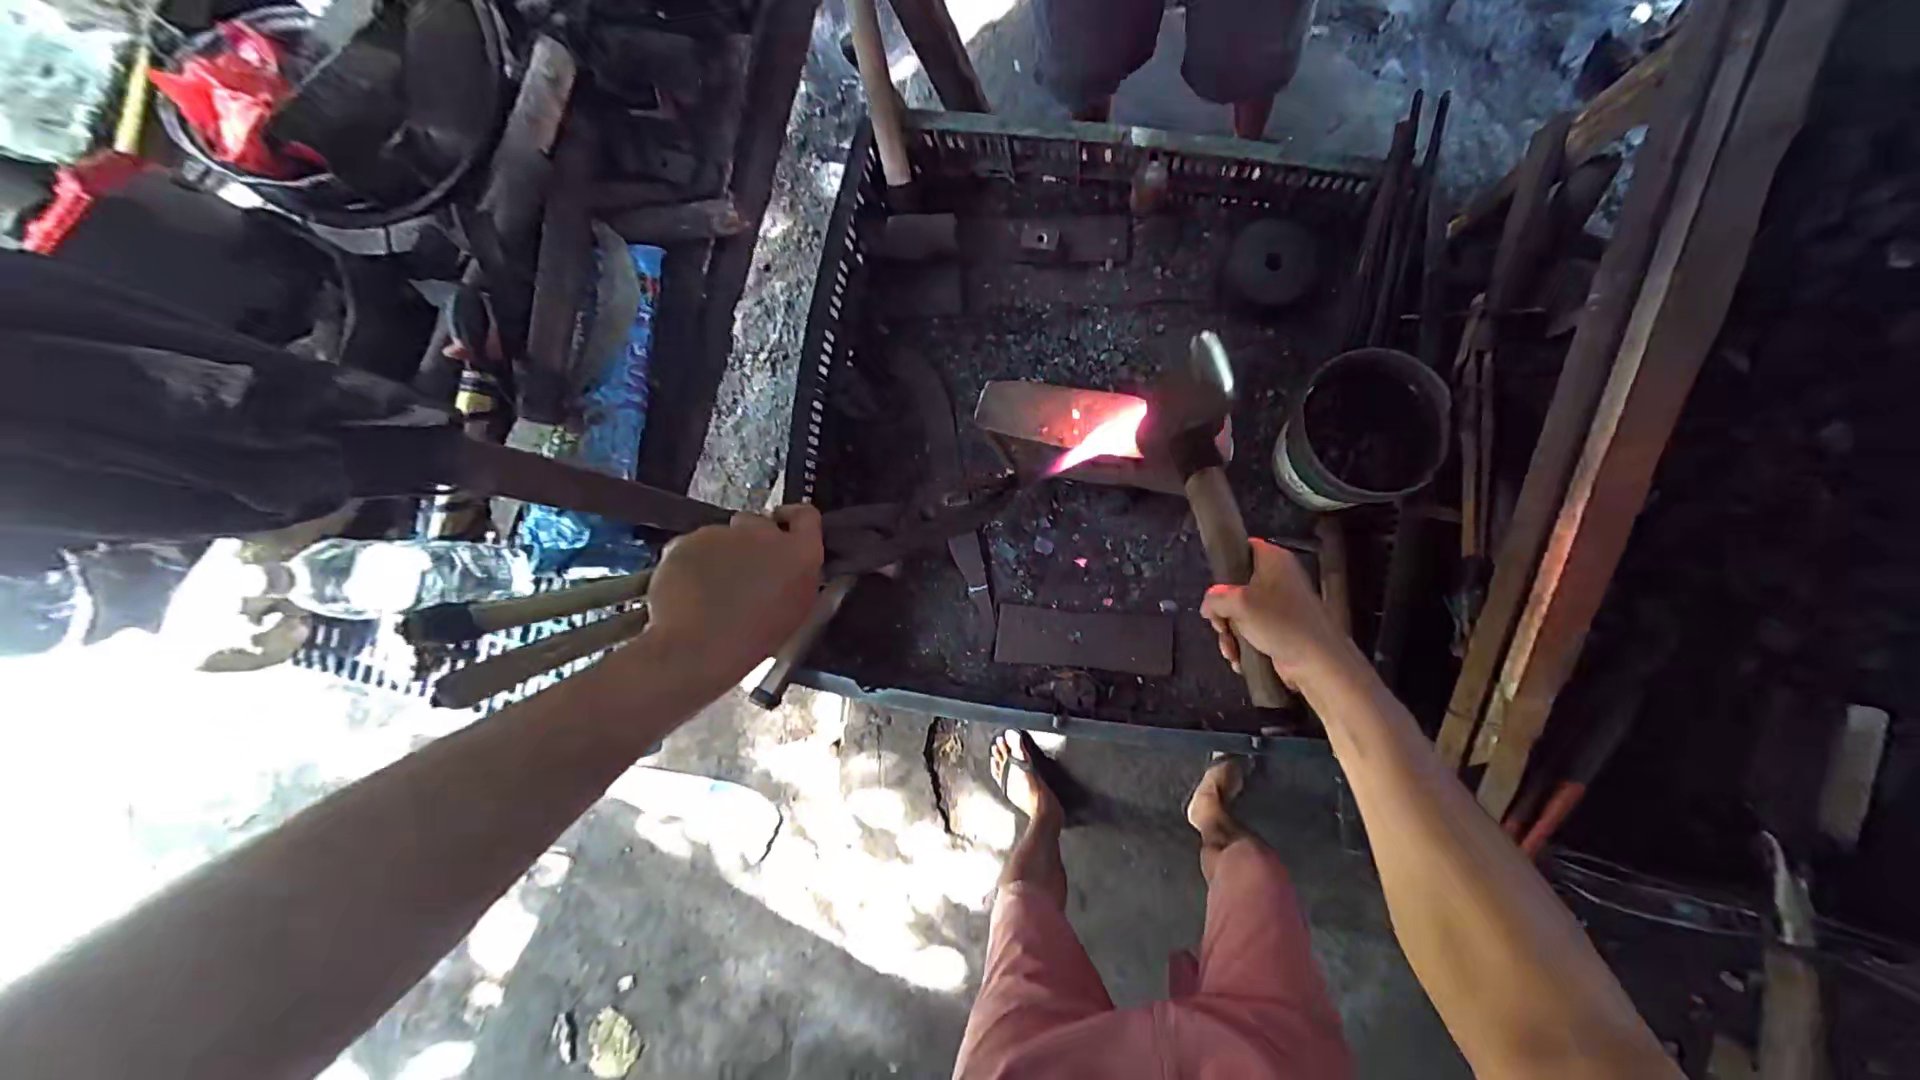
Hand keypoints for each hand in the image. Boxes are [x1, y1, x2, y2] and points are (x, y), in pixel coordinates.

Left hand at [640, 504, 824, 689]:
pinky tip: (689, 592)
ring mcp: (722, 534)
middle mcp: (763, 533)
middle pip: (759, 523)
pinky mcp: (687, 540)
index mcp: (799, 552)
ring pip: (722, 537)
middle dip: (752, 541)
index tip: (786, 531)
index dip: (794, 521)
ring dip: (721, 555)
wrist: (698, 647)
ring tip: (712, 591)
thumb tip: (790, 568)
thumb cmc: (754, 639)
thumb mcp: (797, 612)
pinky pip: (692, 547)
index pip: (807, 516)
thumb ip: (798, 578)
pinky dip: (692, 563)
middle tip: (745, 573)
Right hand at [1199, 538, 1350, 688]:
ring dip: (1229, 633)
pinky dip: (1242, 643)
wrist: (1316, 661)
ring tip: (1232, 650)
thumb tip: (1208, 607)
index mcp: (1273, 560)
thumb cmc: (1280, 622)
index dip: (1225, 563)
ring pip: (1238, 612)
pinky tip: (1240, 657)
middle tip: (1221, 624)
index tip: (1215, 587)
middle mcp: (1277, 577)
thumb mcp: (1238, 603)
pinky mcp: (1279, 627)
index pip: (1242, 547)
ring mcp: (1279, 604)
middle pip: (1234, 585)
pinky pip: (1250, 629)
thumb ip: (1214, 598)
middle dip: (1222, 611)